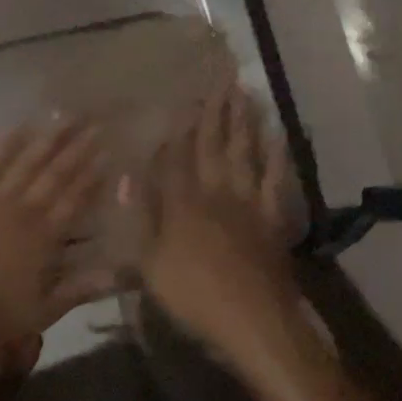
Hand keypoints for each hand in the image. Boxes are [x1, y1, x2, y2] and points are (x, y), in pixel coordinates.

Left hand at [0, 120, 116, 345]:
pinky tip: (15, 128)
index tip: (108, 152)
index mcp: (45, 237)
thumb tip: (121, 273)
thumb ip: (82, 288)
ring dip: (46, 139)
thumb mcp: (45, 310)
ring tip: (63, 116)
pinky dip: (1, 146)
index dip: (92, 176)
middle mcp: (23, 211)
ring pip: (24, 163)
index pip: (74, 200)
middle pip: (54, 175)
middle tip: (94, 123)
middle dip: (76, 149)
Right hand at [137, 83, 305, 349]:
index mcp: (181, 203)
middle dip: (215, 111)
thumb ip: (140, 216)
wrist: (254, 322)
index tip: (181, 97)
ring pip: (244, 153)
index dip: (177, 127)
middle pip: (213, 145)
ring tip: (245, 93)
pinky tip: (276, 135)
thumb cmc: (194, 296)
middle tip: (221, 78)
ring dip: (244, 122)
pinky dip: (276, 155)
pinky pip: (274, 179)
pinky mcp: (272, 218)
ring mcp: (247, 203)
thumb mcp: (149, 262)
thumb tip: (125, 175)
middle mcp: (215, 193)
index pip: (176, 156)